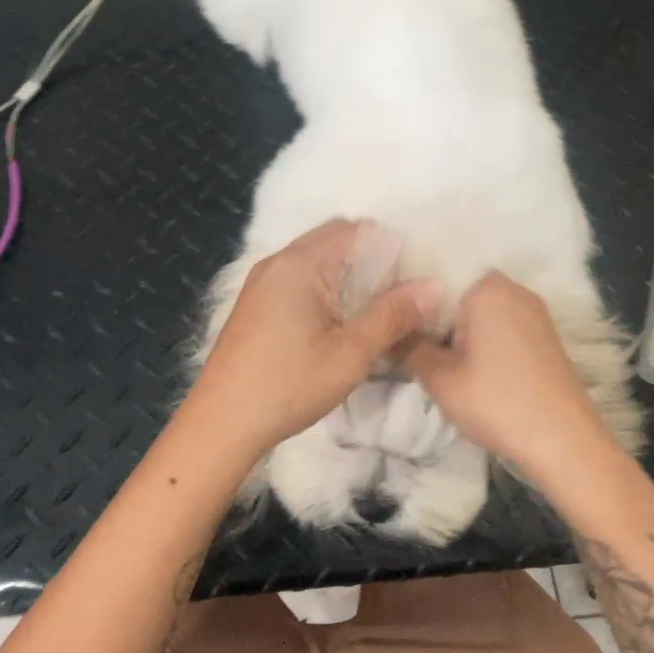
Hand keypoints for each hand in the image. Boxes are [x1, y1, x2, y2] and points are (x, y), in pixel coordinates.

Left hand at [189, 220, 439, 456]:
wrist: (221, 422)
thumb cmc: (288, 385)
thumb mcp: (350, 354)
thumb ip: (392, 315)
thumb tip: (432, 286)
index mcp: (299, 263)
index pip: (353, 230)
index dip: (388, 248)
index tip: (411, 282)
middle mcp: (277, 262)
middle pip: (333, 241)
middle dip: (370, 262)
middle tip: (397, 299)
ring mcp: (261, 283)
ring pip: (316, 263)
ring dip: (348, 279)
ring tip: (374, 314)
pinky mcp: (255, 305)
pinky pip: (298, 281)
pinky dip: (324, 292)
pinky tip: (339, 325)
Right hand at [402, 271, 616, 472]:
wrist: (564, 442)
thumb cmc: (496, 402)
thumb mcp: (439, 378)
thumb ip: (406, 345)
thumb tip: (382, 327)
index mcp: (487, 286)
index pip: (434, 273)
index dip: (407, 294)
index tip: (384, 314)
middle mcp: (513, 288)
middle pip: (457, 290)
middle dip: (431, 313)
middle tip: (400, 336)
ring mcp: (532, 311)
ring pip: (478, 309)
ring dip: (454, 328)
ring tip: (426, 352)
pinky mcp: (542, 334)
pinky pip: (498, 323)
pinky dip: (478, 338)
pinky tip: (462, 363)